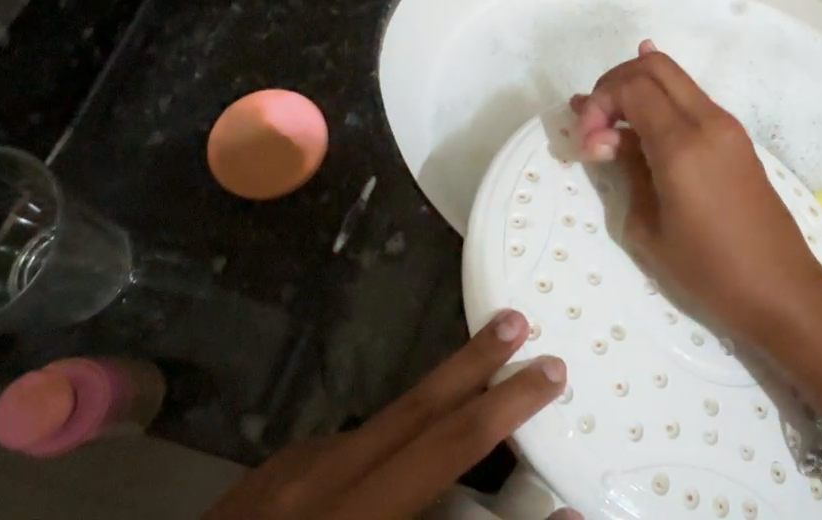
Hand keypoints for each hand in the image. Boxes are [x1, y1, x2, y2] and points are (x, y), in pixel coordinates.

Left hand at [205, 310, 573, 519]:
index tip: (552, 370)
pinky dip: (382, 449)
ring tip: (471, 396)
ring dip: (432, 405)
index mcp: (352, 512)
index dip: (504, 408)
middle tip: (520, 321)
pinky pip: (344, 450)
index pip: (444, 446)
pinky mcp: (270, 474)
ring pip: (380, 426)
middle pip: (415, 409)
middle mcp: (321, 480)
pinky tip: (385, 477)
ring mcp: (289, 473)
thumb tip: (549, 511)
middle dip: (473, 363)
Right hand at [570, 41, 821, 340]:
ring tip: (609, 123)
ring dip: (638, 89)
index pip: (631, 87)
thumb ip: (626, 170)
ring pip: (675, 77)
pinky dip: (661, 100)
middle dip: (614, 84)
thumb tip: (607, 138)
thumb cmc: (710, 270)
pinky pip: (692, 99)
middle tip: (594, 122)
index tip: (586, 143)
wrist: (780, 287)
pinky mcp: (736, 137)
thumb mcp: (649, 228)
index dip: (598, 104)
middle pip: (654, 66)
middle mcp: (708, 121)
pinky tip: (639, 116)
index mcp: (683, 145)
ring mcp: (727, 125)